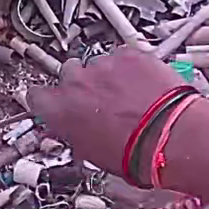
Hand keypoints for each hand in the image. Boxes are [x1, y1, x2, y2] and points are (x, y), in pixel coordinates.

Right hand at [28, 47, 189, 174]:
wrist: (171, 137)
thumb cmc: (134, 154)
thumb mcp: (90, 154)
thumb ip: (74, 132)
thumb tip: (74, 130)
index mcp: (58, 109)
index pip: (37, 96)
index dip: (49, 100)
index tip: (59, 104)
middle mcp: (74, 81)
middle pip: (68, 74)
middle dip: (82, 85)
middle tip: (101, 103)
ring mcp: (102, 65)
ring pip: (98, 64)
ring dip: (108, 77)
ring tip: (128, 97)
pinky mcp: (128, 54)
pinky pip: (123, 56)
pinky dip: (131, 67)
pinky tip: (143, 86)